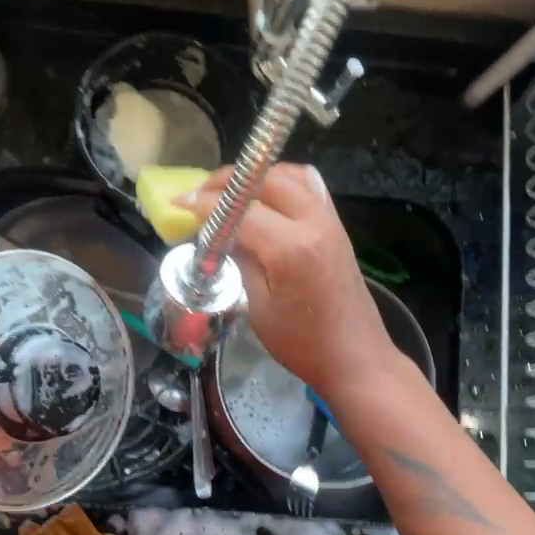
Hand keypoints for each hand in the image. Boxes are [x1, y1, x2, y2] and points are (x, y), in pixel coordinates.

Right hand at [180, 164, 395, 395]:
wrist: (355, 358)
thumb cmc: (302, 344)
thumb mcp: (258, 308)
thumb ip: (240, 262)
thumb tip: (220, 234)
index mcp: (292, 248)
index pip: (241, 210)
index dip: (206, 203)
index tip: (179, 203)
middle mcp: (314, 223)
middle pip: (266, 180)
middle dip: (228, 181)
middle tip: (200, 195)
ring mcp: (330, 221)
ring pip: (290, 176)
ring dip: (256, 177)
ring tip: (229, 194)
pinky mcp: (337, 227)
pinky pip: (308, 187)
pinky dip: (282, 183)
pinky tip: (264, 198)